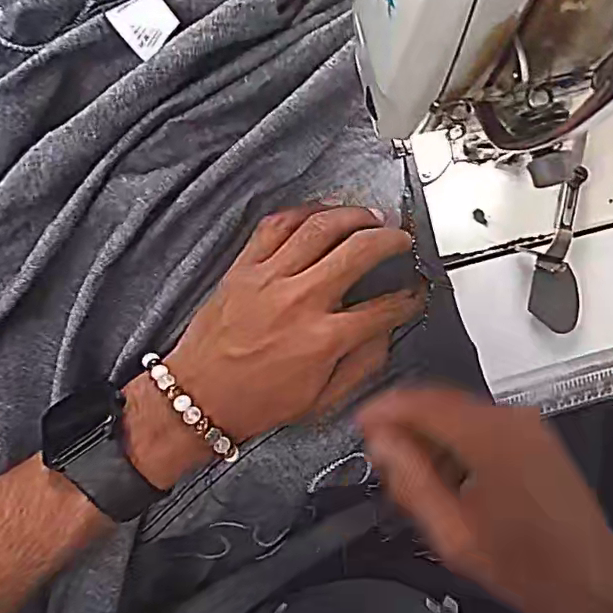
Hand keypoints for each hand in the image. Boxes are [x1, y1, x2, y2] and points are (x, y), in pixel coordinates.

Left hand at [136, 206, 422, 483]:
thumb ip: (362, 365)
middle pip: (360, 251)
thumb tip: (386, 333)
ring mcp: (269, 279)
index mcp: (323, 340)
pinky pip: (276, 225)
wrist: (198, 398)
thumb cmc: (254, 401)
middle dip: (392, 239)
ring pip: (321, 226)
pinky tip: (320, 212)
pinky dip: (303, 211)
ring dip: (354, 215)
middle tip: (401, 239)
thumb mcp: (321, 400)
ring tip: (370, 216)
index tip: (413, 292)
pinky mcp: (244, 268)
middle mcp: (299, 302)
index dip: (408, 297)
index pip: (383, 307)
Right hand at [358, 388, 612, 612]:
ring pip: (458, 409)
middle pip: (440, 400)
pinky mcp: (534, 434)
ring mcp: (526, 424)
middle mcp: (511, 419)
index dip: (384, 408)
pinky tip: (444, 467)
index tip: (361, 422)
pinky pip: (481, 420)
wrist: (593, 583)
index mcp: (490, 439)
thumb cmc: (525, 568)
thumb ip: (411, 481)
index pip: (422, 402)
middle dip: (404, 420)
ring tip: (409, 467)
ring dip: (428, 429)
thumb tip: (381, 442)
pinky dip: (454, 434)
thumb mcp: (453, 535)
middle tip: (380, 450)